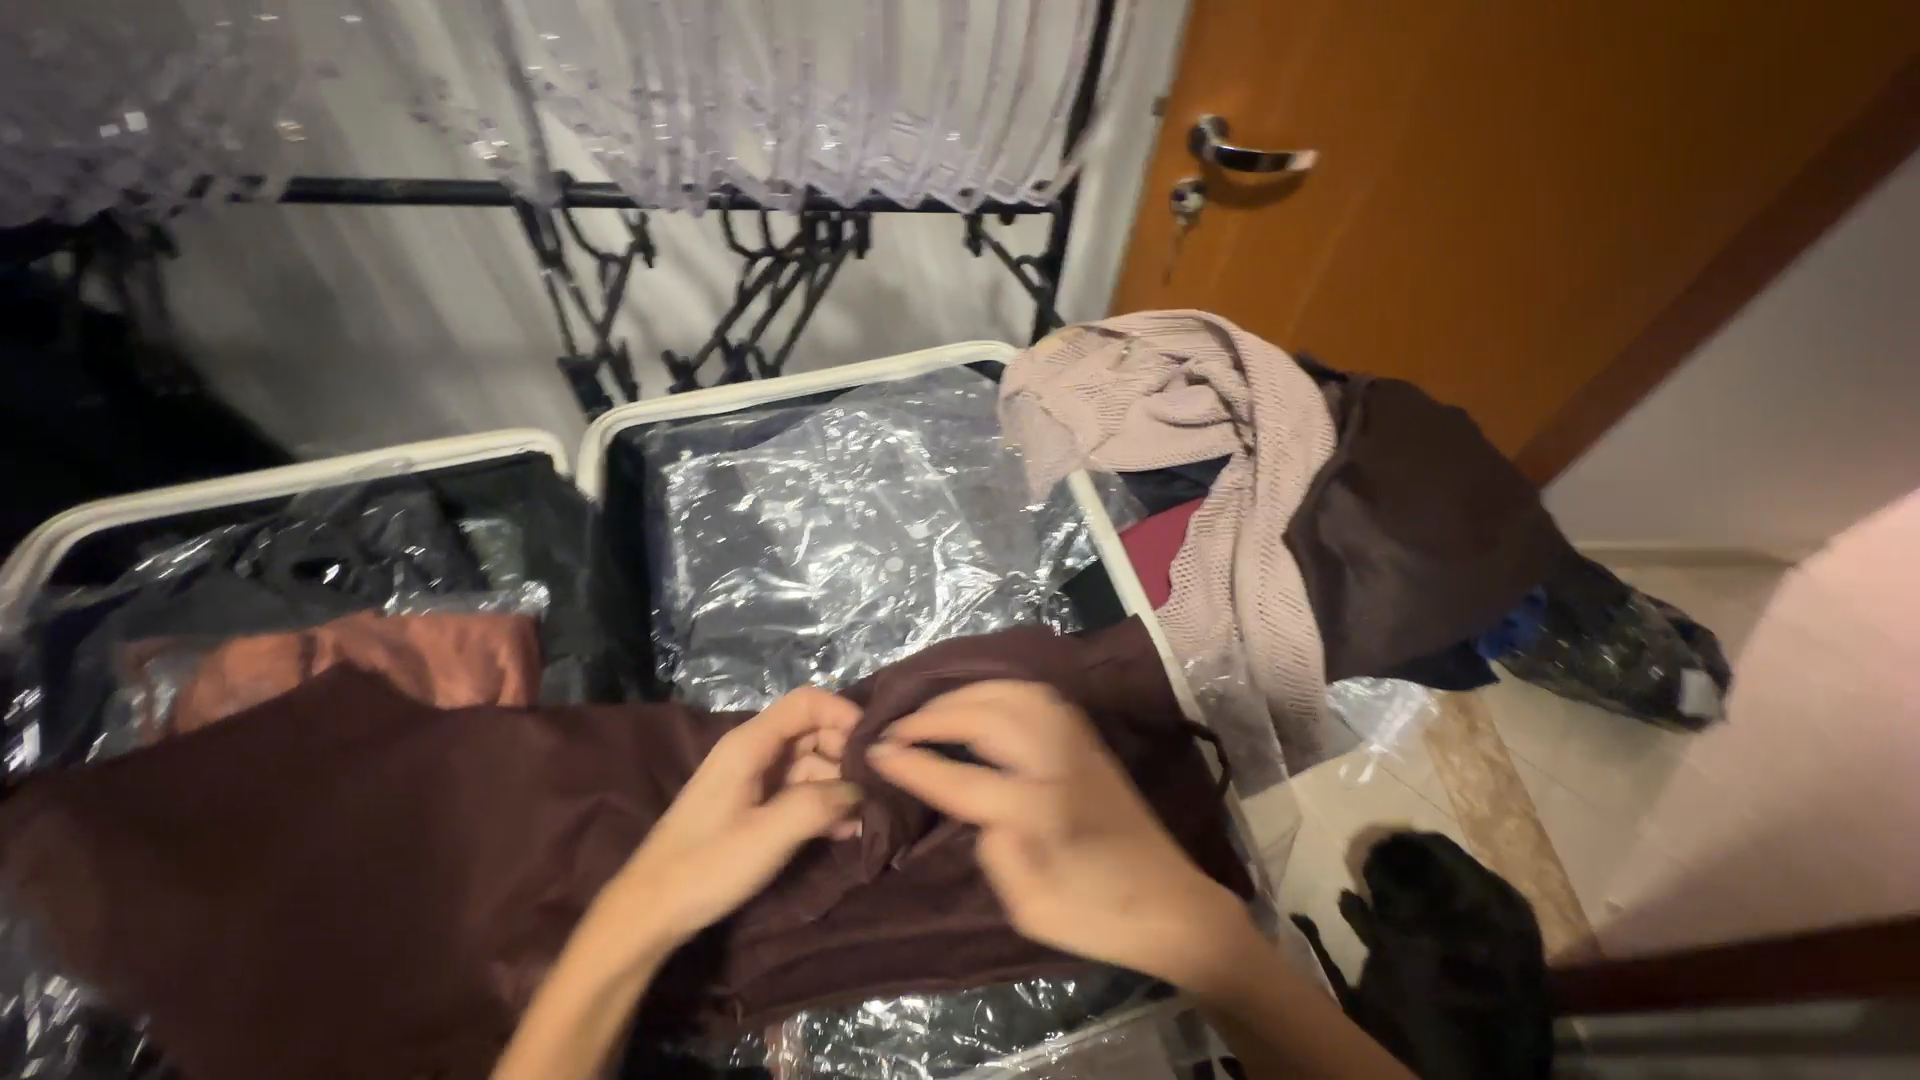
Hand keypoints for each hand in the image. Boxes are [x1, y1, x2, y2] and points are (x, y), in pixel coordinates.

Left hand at [598, 687, 864, 947]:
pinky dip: (824, 806)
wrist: (649, 912)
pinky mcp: (754, 808)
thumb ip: (820, 804)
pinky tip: (846, 832)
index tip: (874, 747)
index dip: (844, 715)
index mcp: (750, 744)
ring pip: (810, 765)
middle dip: (847, 755)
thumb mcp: (769, 835)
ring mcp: (753, 781)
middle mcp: (753, 752)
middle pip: (813, 732)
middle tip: (878, 789)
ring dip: (840, 787)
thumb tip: (863, 789)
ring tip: (868, 818)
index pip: (807, 703)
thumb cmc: (707, 865)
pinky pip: (799, 793)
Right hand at [866, 681, 1249, 988]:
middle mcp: (1059, 762)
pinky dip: (1001, 689)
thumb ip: (997, 855)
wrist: (1174, 905)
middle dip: (934, 716)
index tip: (874, 754)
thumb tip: (978, 814)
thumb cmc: (1098, 917)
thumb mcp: (1035, 911)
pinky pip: (1039, 696)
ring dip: (966, 694)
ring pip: (1014, 693)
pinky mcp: (1090, 741)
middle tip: (897, 730)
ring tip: (934, 711)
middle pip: (986, 716)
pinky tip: (984, 703)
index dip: (912, 764)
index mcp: (1041, 810)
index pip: (960, 779)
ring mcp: (1079, 745)